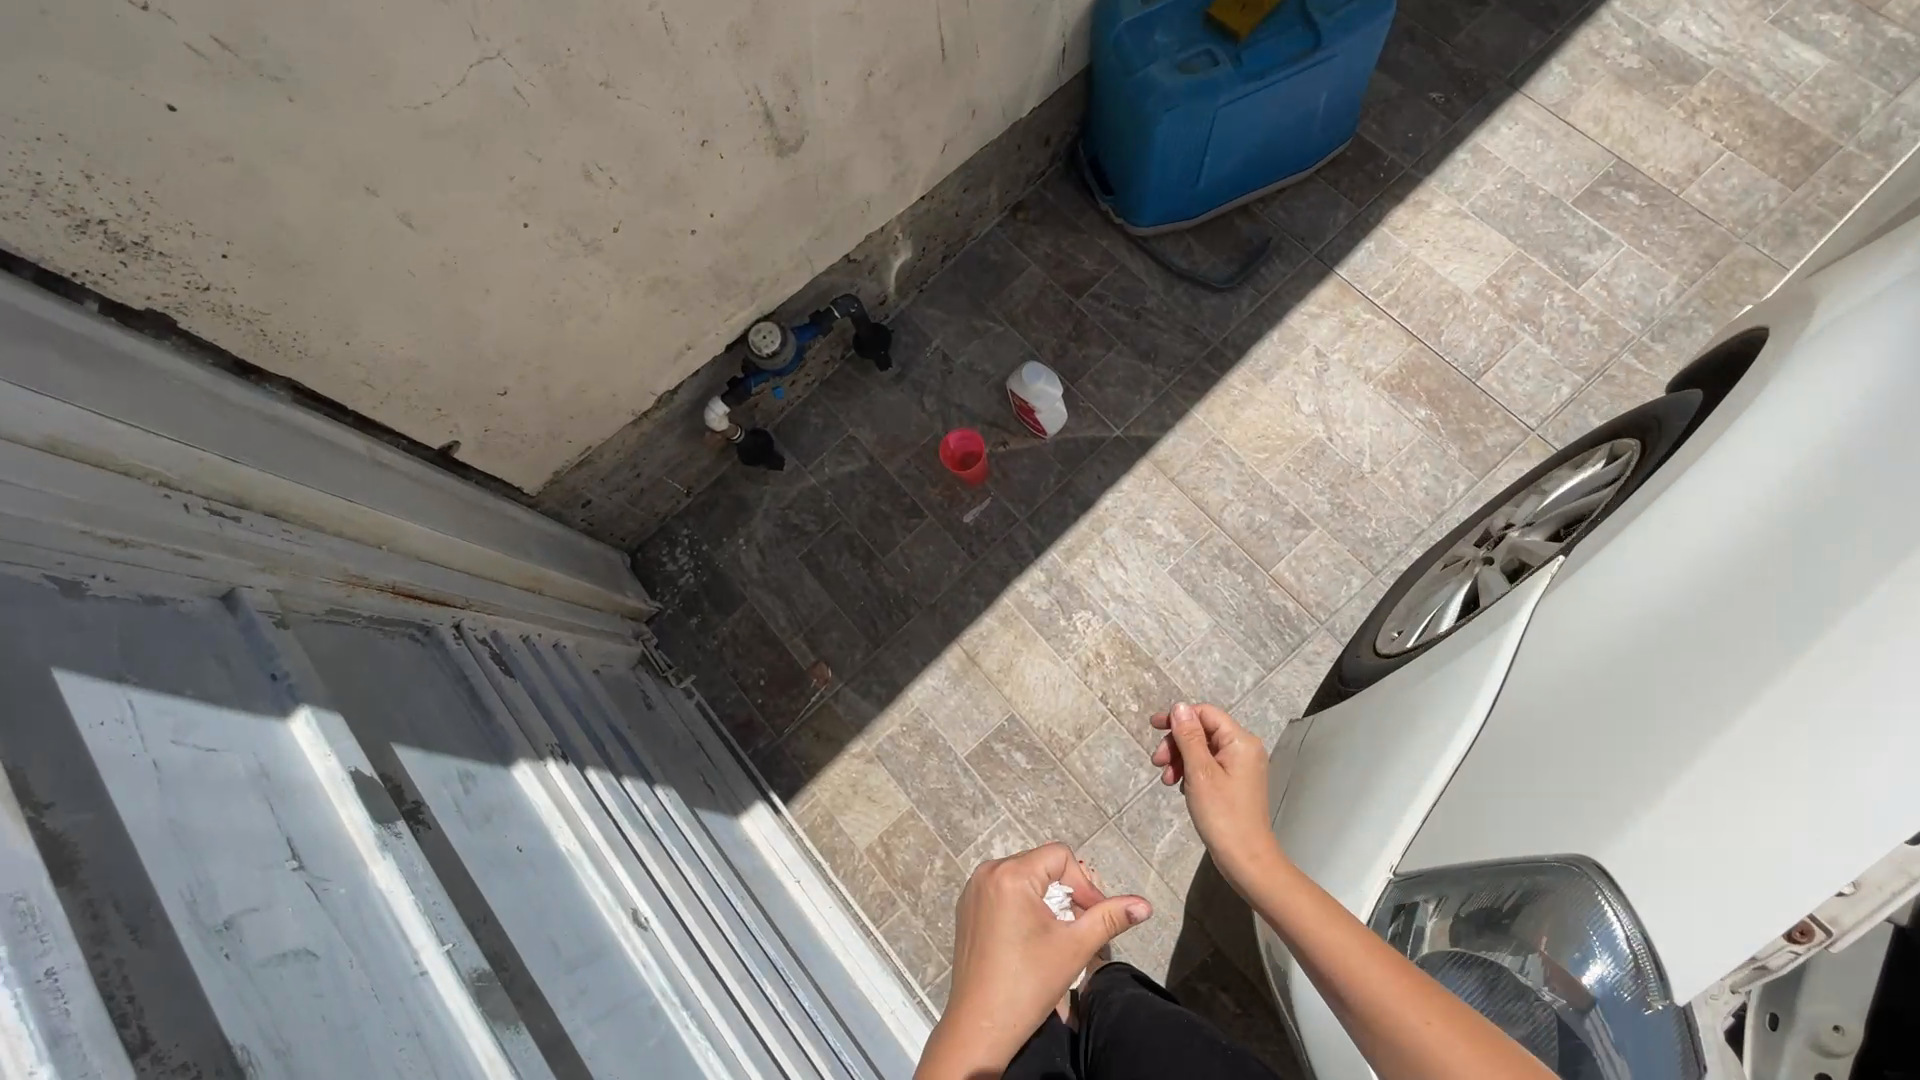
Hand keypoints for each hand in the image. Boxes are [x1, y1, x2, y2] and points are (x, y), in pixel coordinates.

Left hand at [916, 843, 1149, 1077]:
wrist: (980, 1025)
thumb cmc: (1029, 984)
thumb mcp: (1075, 947)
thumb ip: (1110, 918)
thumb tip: (1145, 905)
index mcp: (1011, 874)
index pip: (1060, 856)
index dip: (1083, 883)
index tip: (1093, 916)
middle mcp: (988, 872)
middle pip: (1041, 865)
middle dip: (1066, 893)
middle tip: (1079, 927)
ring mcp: (974, 889)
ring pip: (1024, 878)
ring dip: (1046, 899)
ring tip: (1058, 933)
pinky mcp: (967, 906)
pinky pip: (1003, 890)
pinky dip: (1023, 905)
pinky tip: (1031, 938)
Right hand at [1151, 702, 1285, 894]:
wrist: (1246, 859)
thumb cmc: (1222, 814)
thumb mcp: (1200, 772)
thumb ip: (1188, 736)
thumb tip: (1179, 706)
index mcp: (1241, 741)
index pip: (1205, 713)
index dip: (1178, 717)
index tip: (1153, 728)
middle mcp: (1245, 748)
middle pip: (1203, 731)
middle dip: (1177, 743)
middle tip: (1157, 763)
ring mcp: (1241, 766)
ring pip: (1203, 749)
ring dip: (1181, 759)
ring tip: (1167, 780)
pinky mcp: (1236, 782)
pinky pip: (1209, 765)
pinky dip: (1191, 772)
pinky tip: (1181, 788)